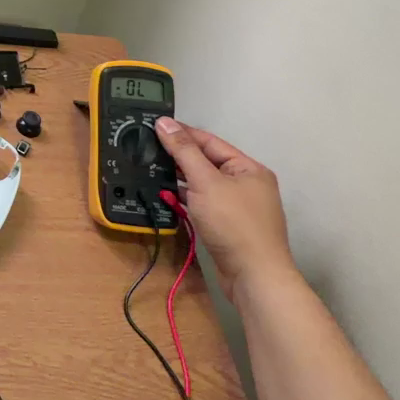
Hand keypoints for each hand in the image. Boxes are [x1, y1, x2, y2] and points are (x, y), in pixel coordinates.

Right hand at [154, 118, 295, 296]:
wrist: (254, 277)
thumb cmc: (233, 223)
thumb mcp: (205, 182)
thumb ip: (183, 151)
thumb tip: (163, 121)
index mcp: (248, 168)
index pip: (209, 141)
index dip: (181, 133)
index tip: (151, 125)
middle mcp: (246, 184)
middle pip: (206, 162)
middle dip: (177, 156)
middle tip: (145, 147)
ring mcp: (238, 206)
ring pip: (203, 183)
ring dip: (179, 178)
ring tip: (150, 168)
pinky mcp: (228, 225)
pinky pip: (203, 202)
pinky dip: (186, 198)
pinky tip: (165, 195)